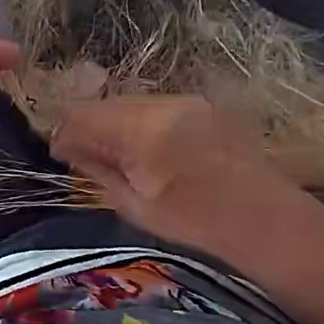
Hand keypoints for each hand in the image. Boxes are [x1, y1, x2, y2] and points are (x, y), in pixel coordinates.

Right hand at [49, 96, 301, 252]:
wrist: (266, 220)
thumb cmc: (196, 222)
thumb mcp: (135, 205)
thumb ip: (98, 169)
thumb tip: (68, 149)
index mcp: (143, 132)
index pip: (84, 117)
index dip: (64, 132)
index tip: (57, 151)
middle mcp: (163, 105)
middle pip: (106, 103)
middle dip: (87, 124)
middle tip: (78, 151)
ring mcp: (186, 101)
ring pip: (130, 101)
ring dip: (113, 121)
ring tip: (112, 150)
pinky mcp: (202, 105)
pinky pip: (155, 105)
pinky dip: (138, 121)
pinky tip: (143, 145)